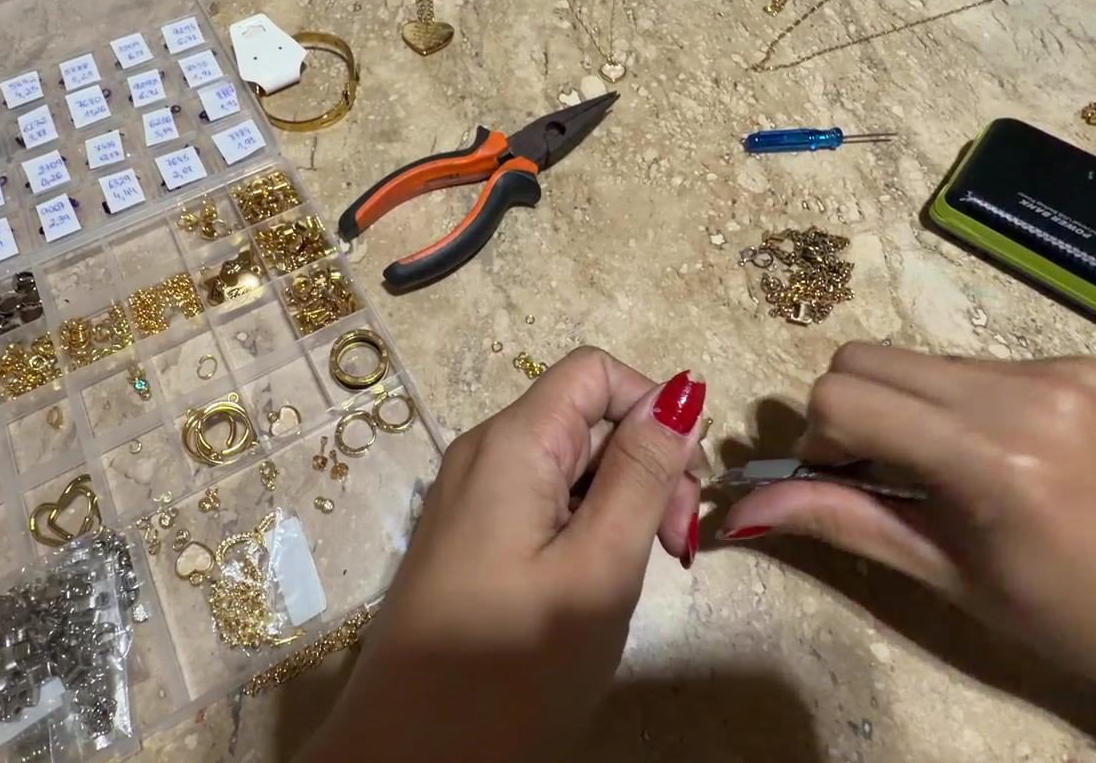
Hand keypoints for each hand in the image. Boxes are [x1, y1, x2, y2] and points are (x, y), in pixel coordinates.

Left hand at [299, 347, 705, 762]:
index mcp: (511, 441)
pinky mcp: (472, 531)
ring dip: (621, 501)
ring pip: (569, 461)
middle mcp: (485, 450)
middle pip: (585, 416)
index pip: (594, 371)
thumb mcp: (597, 568)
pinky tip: (597, 579)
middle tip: (676, 548)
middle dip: (644, 465)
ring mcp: (473, 492)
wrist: (408, 754)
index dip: (652, 406)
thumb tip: (681, 392)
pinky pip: (542, 498)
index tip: (686, 484)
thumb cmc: (511, 666)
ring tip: (640, 571)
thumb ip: (641, 475)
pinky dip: (586, 524)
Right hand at [717, 343, 1095, 760]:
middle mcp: (1028, 393)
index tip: (843, 478)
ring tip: (939, 464)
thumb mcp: (944, 576)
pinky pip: (963, 363)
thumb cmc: (1074, 620)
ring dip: (897, 404)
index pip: (843, 396)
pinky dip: (946, 399)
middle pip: (862, 359)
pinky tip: (987, 449)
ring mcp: (1060, 369)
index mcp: (998, 459)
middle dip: (847, 411)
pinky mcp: (1080, 362)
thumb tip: (738, 509)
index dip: (820, 438)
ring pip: (909, 357)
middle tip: (879, 469)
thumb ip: (837, 522)